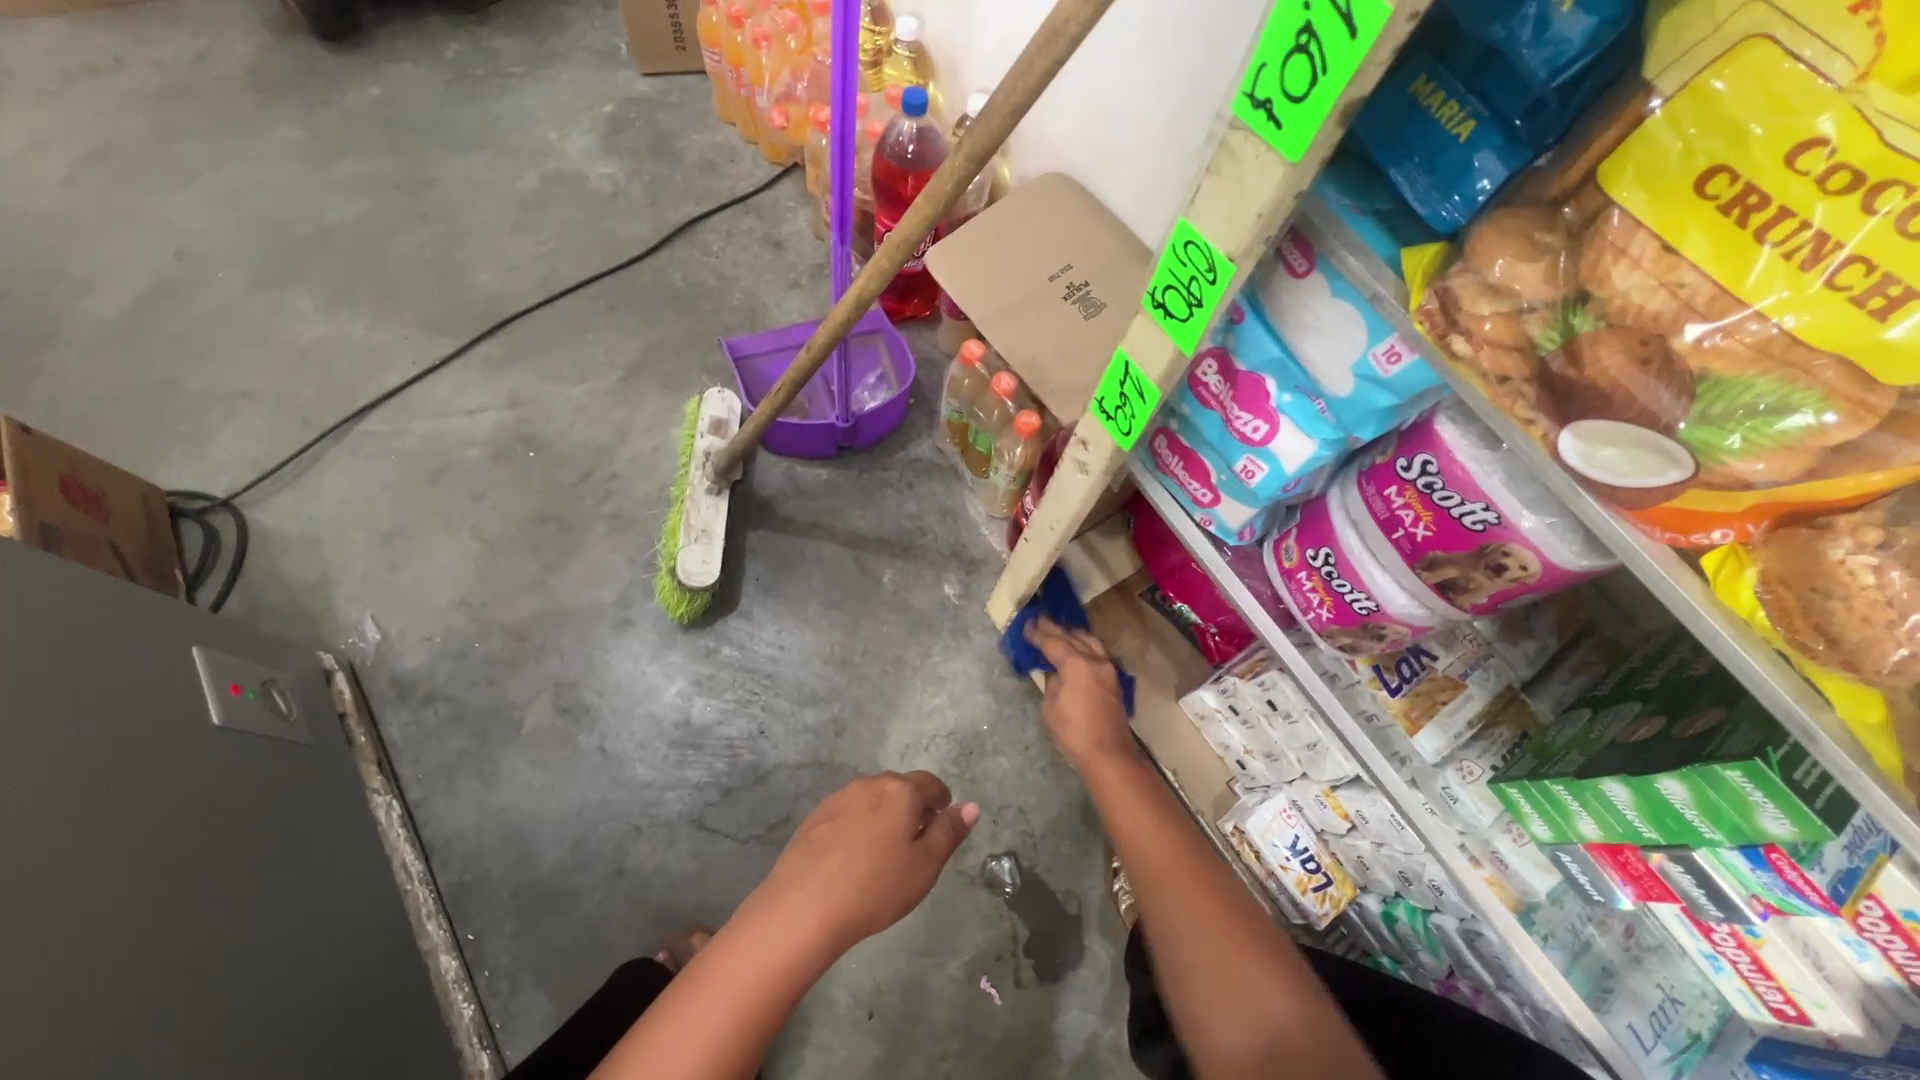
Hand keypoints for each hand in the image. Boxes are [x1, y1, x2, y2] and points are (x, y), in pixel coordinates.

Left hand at [750, 771, 978, 955]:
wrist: (804, 907)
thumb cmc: (876, 887)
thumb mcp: (925, 865)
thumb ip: (949, 832)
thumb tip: (971, 806)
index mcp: (900, 792)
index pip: (930, 784)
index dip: (941, 801)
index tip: (943, 821)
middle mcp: (868, 785)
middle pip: (898, 788)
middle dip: (911, 808)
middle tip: (916, 843)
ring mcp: (837, 800)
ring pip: (870, 801)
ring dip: (882, 817)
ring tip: (883, 854)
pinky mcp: (814, 819)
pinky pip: (846, 815)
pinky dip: (857, 828)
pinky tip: (852, 859)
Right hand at [1024, 617, 1138, 772]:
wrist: (1108, 752)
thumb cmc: (1073, 732)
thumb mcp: (1051, 706)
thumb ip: (1052, 683)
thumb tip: (1056, 673)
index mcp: (1076, 664)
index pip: (1053, 643)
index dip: (1038, 634)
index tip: (1027, 625)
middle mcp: (1094, 660)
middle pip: (1072, 638)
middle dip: (1055, 628)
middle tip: (1040, 618)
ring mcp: (1108, 668)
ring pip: (1090, 641)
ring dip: (1074, 634)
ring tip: (1061, 629)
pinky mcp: (1114, 679)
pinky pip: (1098, 652)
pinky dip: (1086, 645)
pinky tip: (1080, 646)